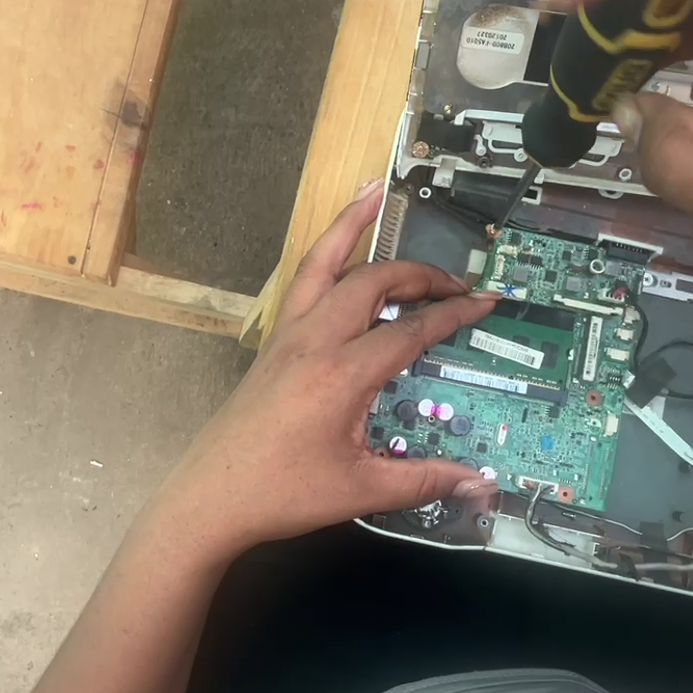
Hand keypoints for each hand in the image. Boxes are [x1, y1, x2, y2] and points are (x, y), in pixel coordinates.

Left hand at [141, 181, 499, 559]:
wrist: (210, 498)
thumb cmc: (281, 494)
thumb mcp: (360, 490)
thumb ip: (424, 480)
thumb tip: (479, 484)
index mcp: (341, 375)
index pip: (411, 330)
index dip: (453, 313)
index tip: (483, 301)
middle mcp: (313, 342)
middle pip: (373, 283)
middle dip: (419, 275)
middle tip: (453, 282)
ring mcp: (286, 336)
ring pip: (324, 263)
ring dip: (352, 227)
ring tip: (375, 193)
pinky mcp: (271, 343)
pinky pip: (301, 283)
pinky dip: (323, 254)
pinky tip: (334, 249)